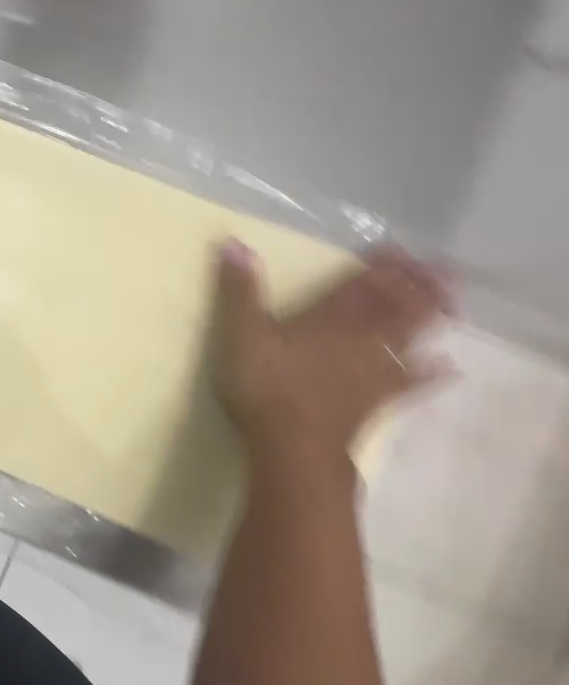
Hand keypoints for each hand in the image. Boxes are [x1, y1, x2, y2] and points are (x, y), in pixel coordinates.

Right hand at [211, 240, 452, 477]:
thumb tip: (233, 243)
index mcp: (328, 319)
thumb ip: (240, 291)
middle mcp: (360, 338)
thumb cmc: (264, 384)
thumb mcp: (240, 333)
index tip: (394, 248)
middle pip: (396, 307)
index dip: (380, 266)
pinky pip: (411, 382)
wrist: (294, 441)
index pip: (361, 286)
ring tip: (451, 303)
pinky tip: (447, 368)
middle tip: (440, 269)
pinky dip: (430, 373)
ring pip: (410, 337)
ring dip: (430, 318)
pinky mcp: (377, 398)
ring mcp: (374, 370)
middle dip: (417, 285)